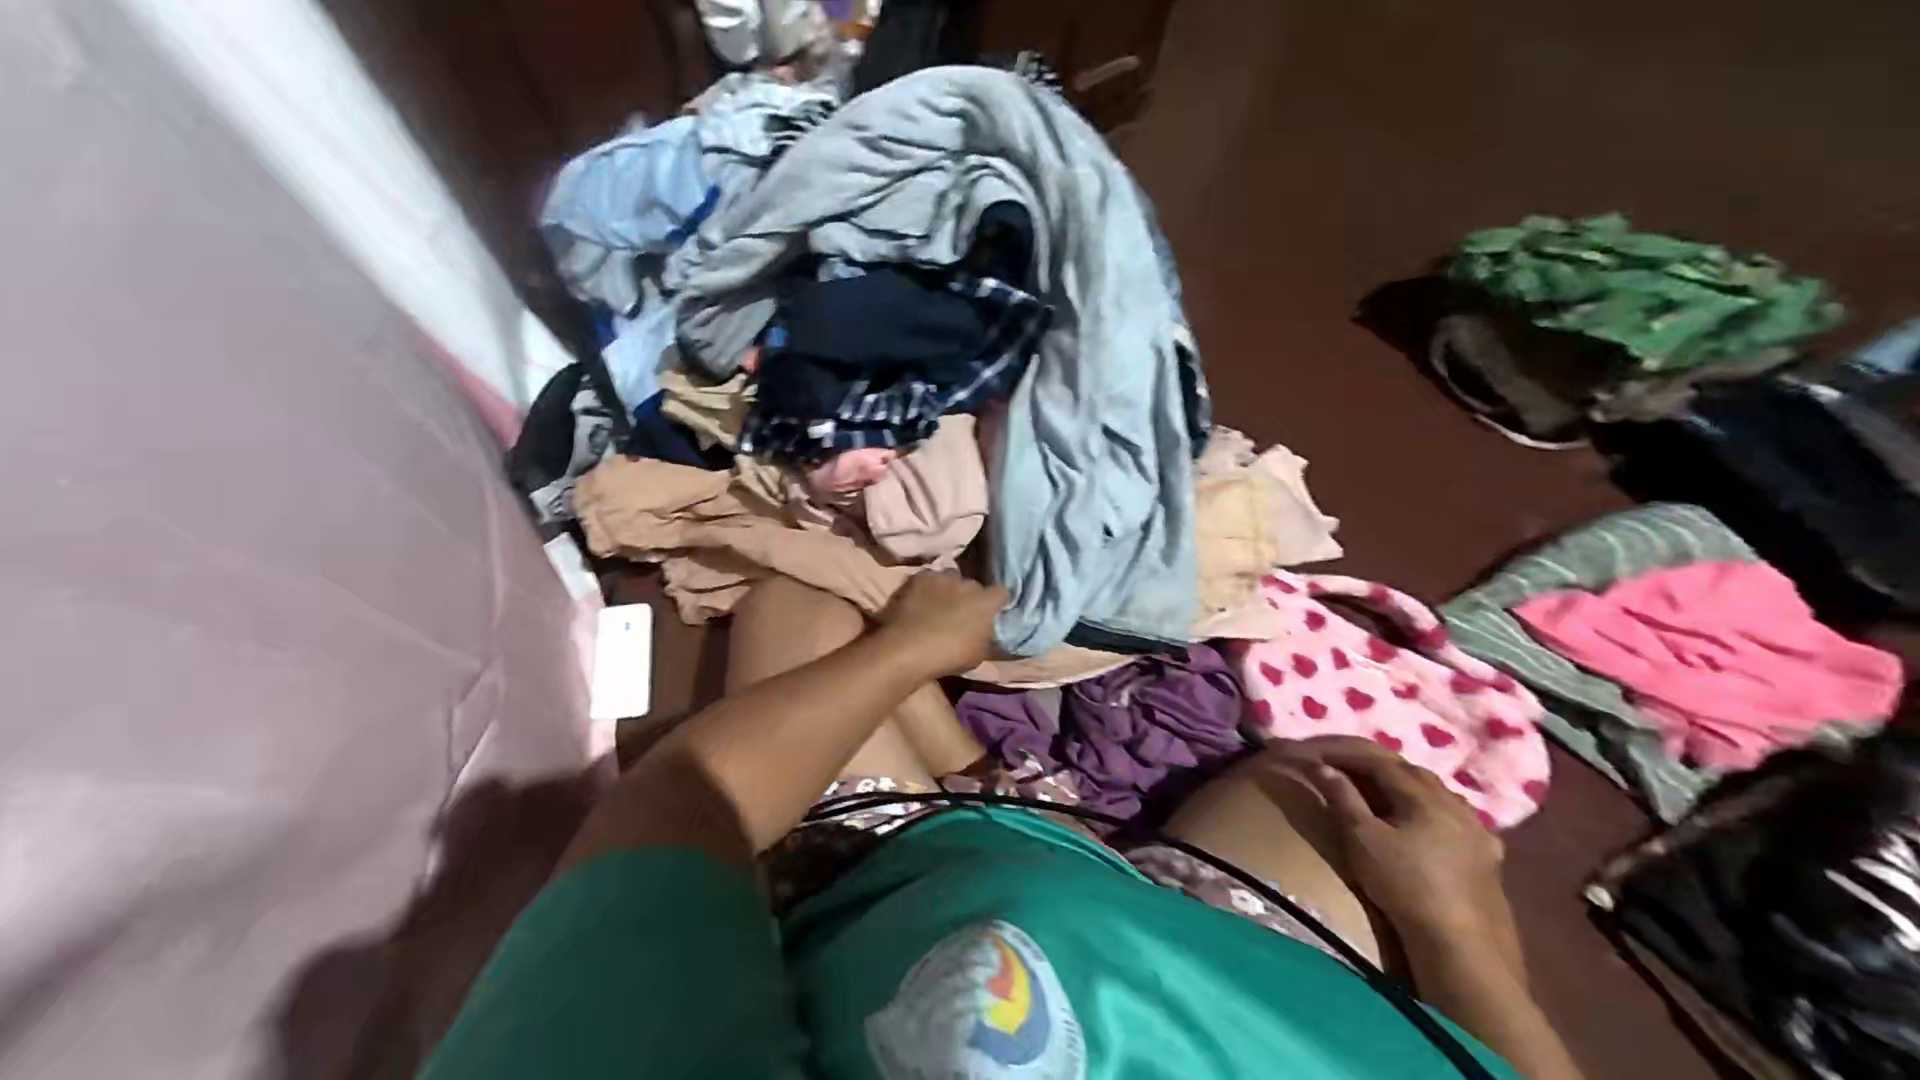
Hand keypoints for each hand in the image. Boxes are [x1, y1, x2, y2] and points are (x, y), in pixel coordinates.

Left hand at [878, 572, 1008, 677]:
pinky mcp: (919, 577)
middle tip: (960, 613)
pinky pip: (929, 578)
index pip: (1002, 593)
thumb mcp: (978, 654)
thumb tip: (987, 630)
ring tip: (937, 605)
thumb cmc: (948, 657)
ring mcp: (942, 577)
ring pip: (951, 578)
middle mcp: (968, 583)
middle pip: (974, 585)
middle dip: (970, 596)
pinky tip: (919, 601)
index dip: (996, 602)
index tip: (991, 612)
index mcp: (986, 602)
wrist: (907, 648)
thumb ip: (987, 636)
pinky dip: (926, 587)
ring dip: (948, 589)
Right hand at [1276, 737, 1510, 943]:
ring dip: (1400, 781)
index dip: (1344, 752)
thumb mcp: (1362, 839)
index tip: (1316, 752)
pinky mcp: (1486, 854)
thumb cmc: (1404, 886)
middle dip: (1371, 761)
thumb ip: (1343, 798)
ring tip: (1374, 785)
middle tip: (1340, 762)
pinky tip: (1421, 816)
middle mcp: (1454, 803)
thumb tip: (1323, 767)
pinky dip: (1425, 804)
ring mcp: (1476, 828)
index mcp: (1424, 795)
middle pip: (1408, 769)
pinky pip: (1451, 813)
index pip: (1378, 760)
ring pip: (1433, 790)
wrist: (1460, 946)